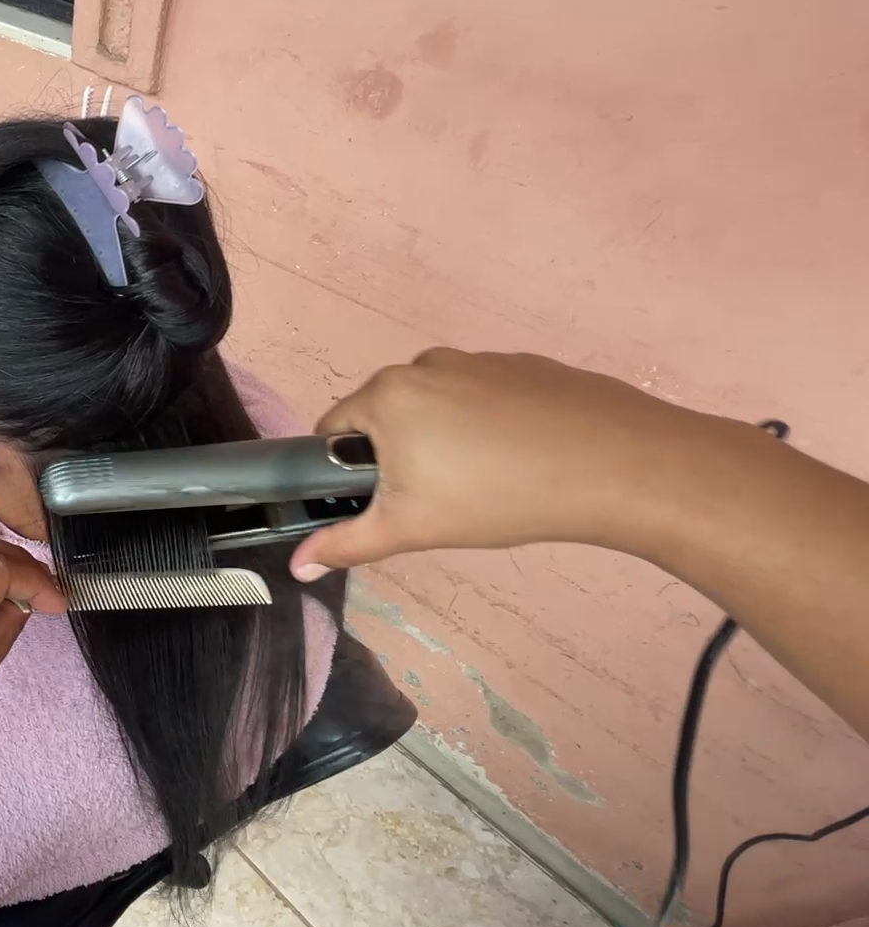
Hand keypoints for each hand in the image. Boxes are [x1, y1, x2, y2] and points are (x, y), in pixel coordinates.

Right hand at [290, 349, 756, 577]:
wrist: (630, 469)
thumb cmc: (499, 496)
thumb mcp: (411, 527)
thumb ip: (346, 544)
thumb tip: (296, 567)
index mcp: (385, 394)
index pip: (332, 430)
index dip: (345, 468)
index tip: (381, 496)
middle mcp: (423, 364)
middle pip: (381, 414)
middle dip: (393, 450)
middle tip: (434, 492)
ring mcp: (479, 358)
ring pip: (431, 403)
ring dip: (437, 433)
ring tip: (482, 474)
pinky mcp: (526, 363)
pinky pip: (480, 393)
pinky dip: (485, 420)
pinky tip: (521, 453)